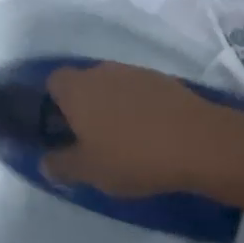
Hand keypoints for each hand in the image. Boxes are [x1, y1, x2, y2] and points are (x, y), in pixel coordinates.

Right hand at [41, 62, 231, 197]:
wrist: (197, 141)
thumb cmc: (132, 156)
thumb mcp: (89, 171)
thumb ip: (61, 165)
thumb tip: (46, 161)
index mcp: (78, 88)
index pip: (53, 81)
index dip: (52, 104)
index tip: (61, 131)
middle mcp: (103, 71)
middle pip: (83, 83)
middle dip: (83, 107)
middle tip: (90, 141)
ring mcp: (135, 72)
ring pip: (112, 87)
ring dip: (112, 107)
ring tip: (122, 141)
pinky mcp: (163, 80)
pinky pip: (138, 92)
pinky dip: (138, 108)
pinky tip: (149, 134)